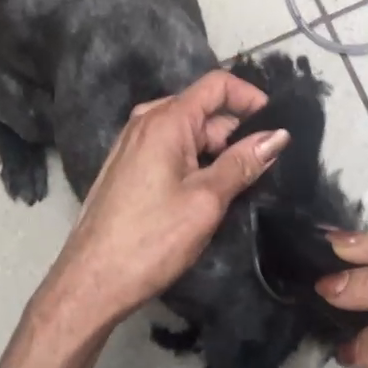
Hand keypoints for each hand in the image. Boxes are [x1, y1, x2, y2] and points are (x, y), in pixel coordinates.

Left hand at [0, 71, 289, 367]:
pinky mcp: (128, 165)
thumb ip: (243, 163)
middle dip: (235, 131)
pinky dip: (194, 160)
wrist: (89, 284)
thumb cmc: (150, 239)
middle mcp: (147, 120)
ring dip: (215, 150)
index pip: (217, 84)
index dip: (250, 97)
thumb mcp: (206, 201)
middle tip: (259, 168)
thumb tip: (279, 134)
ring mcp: (133, 142)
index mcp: (166, 119)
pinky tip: (203, 193)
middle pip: (204, 108)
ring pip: (188, 130)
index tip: (275, 125)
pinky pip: (171, 147)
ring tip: (235, 186)